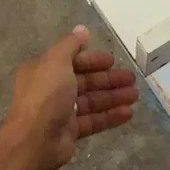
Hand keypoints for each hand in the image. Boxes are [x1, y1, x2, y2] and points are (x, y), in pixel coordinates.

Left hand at [0, 25, 136, 169]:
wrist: (34, 140)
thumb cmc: (45, 95)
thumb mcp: (56, 61)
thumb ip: (70, 45)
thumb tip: (81, 29)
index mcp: (44, 70)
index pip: (72, 61)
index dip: (92, 60)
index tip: (112, 60)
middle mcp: (51, 89)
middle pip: (84, 81)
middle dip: (108, 79)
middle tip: (131, 78)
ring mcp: (61, 111)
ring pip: (91, 101)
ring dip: (113, 97)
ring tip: (135, 95)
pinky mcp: (70, 131)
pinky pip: (93, 120)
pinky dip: (110, 116)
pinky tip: (129, 113)